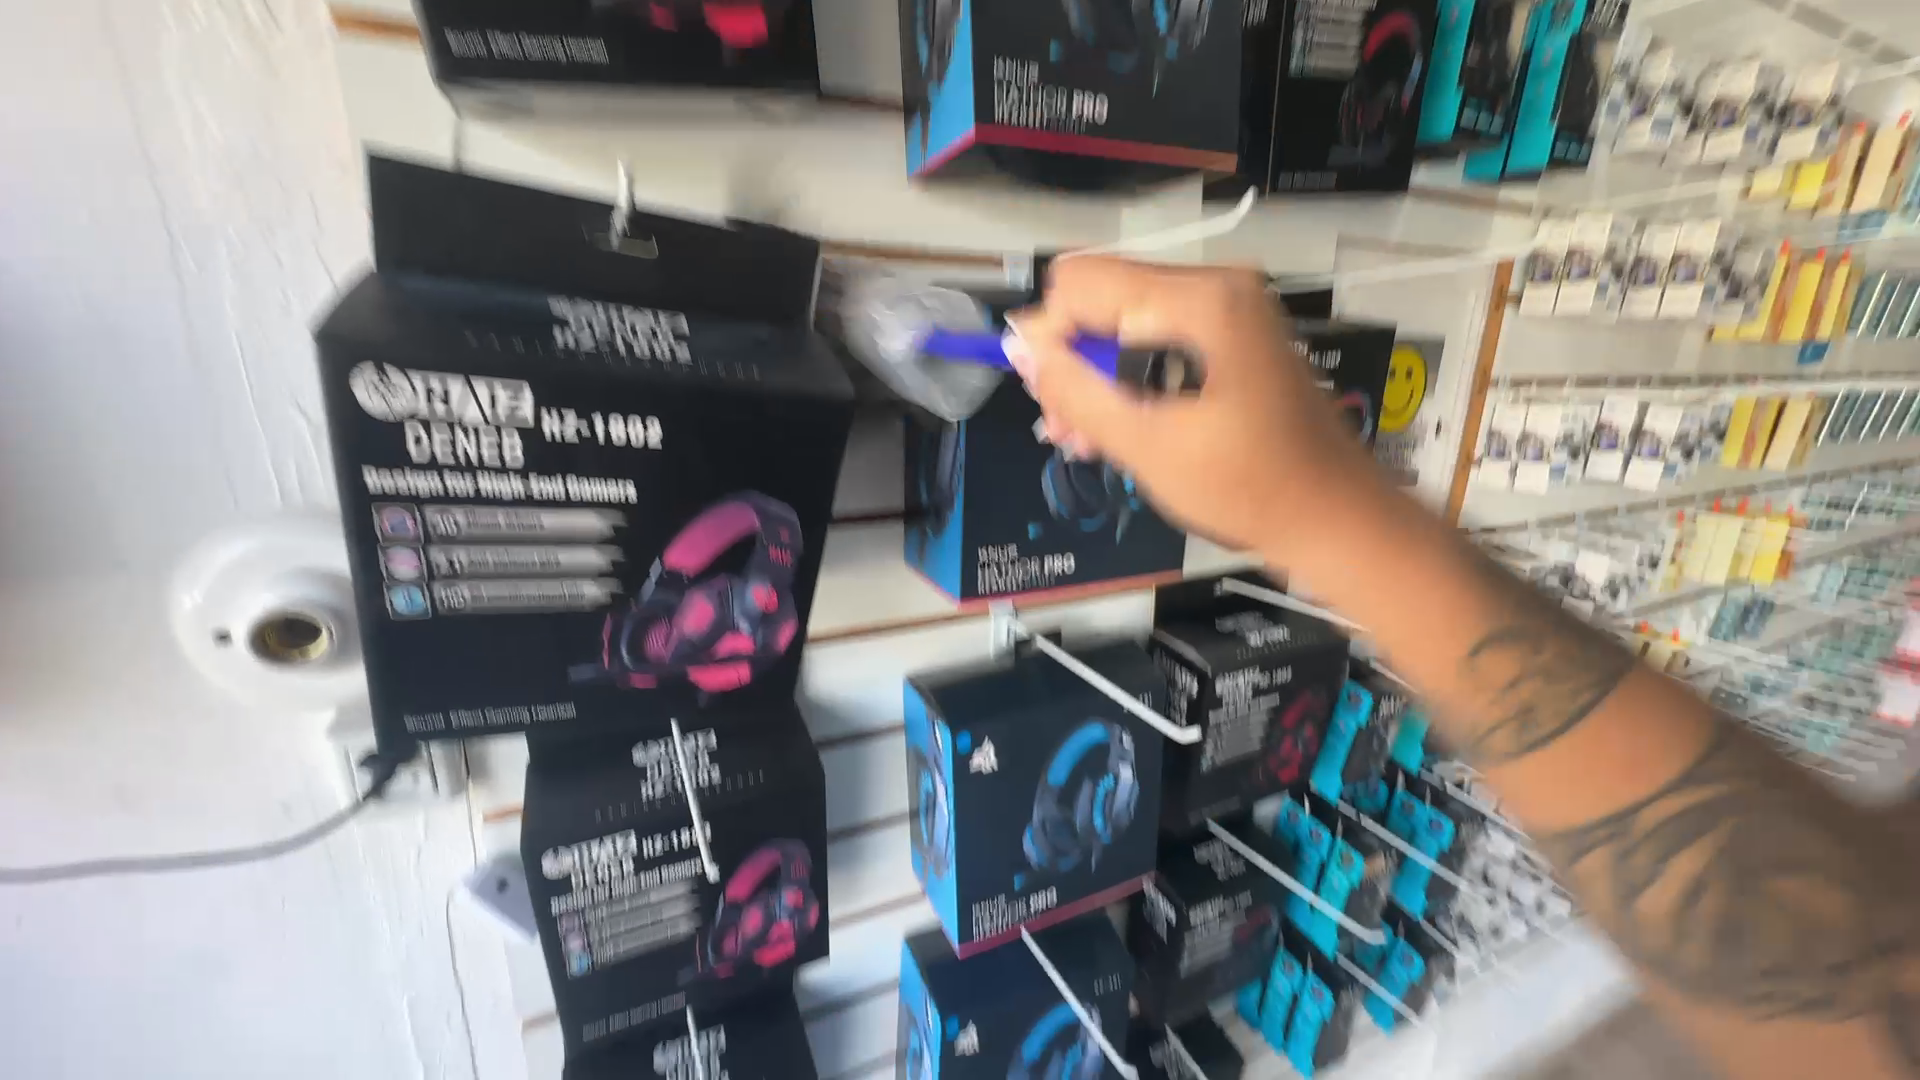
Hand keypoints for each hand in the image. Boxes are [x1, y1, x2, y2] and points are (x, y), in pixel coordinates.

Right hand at [1005, 257, 1382, 557]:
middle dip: (1071, 361)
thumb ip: (1076, 392)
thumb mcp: (1148, 445)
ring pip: (1121, 320)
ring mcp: (1226, 307)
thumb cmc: (1247, 487)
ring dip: (1095, 375)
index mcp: (1201, 301)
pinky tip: (1118, 424)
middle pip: (1101, 297)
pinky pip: (1153, 338)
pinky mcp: (1230, 332)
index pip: (1081, 285)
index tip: (1050, 402)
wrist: (1331, 516)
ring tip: (1086, 437)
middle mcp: (1215, 284)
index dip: (1050, 340)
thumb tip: (1020, 347)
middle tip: (1066, 428)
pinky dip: (1127, 378)